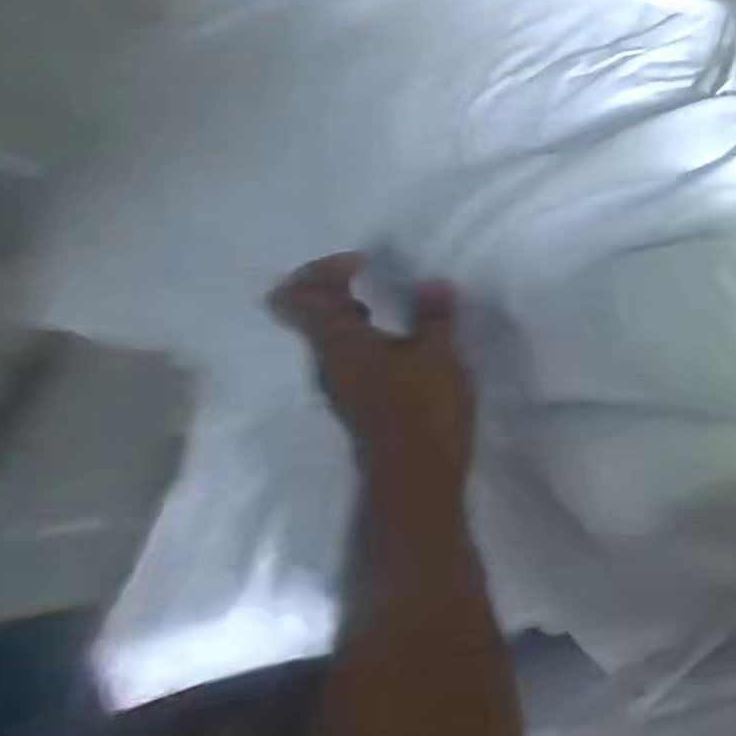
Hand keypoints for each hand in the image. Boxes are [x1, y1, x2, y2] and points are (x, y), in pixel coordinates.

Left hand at [269, 253, 472, 496]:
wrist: (416, 473)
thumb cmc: (423, 407)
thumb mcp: (438, 354)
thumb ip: (434, 315)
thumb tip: (432, 282)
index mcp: (338, 343)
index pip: (296, 297)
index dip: (321, 270)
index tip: (364, 262)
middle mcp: (328, 360)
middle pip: (310, 314)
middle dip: (339, 287)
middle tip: (381, 277)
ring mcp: (343, 382)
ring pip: (334, 336)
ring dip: (358, 312)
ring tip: (401, 305)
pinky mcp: (363, 398)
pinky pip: (354, 354)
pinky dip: (373, 335)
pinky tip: (409, 340)